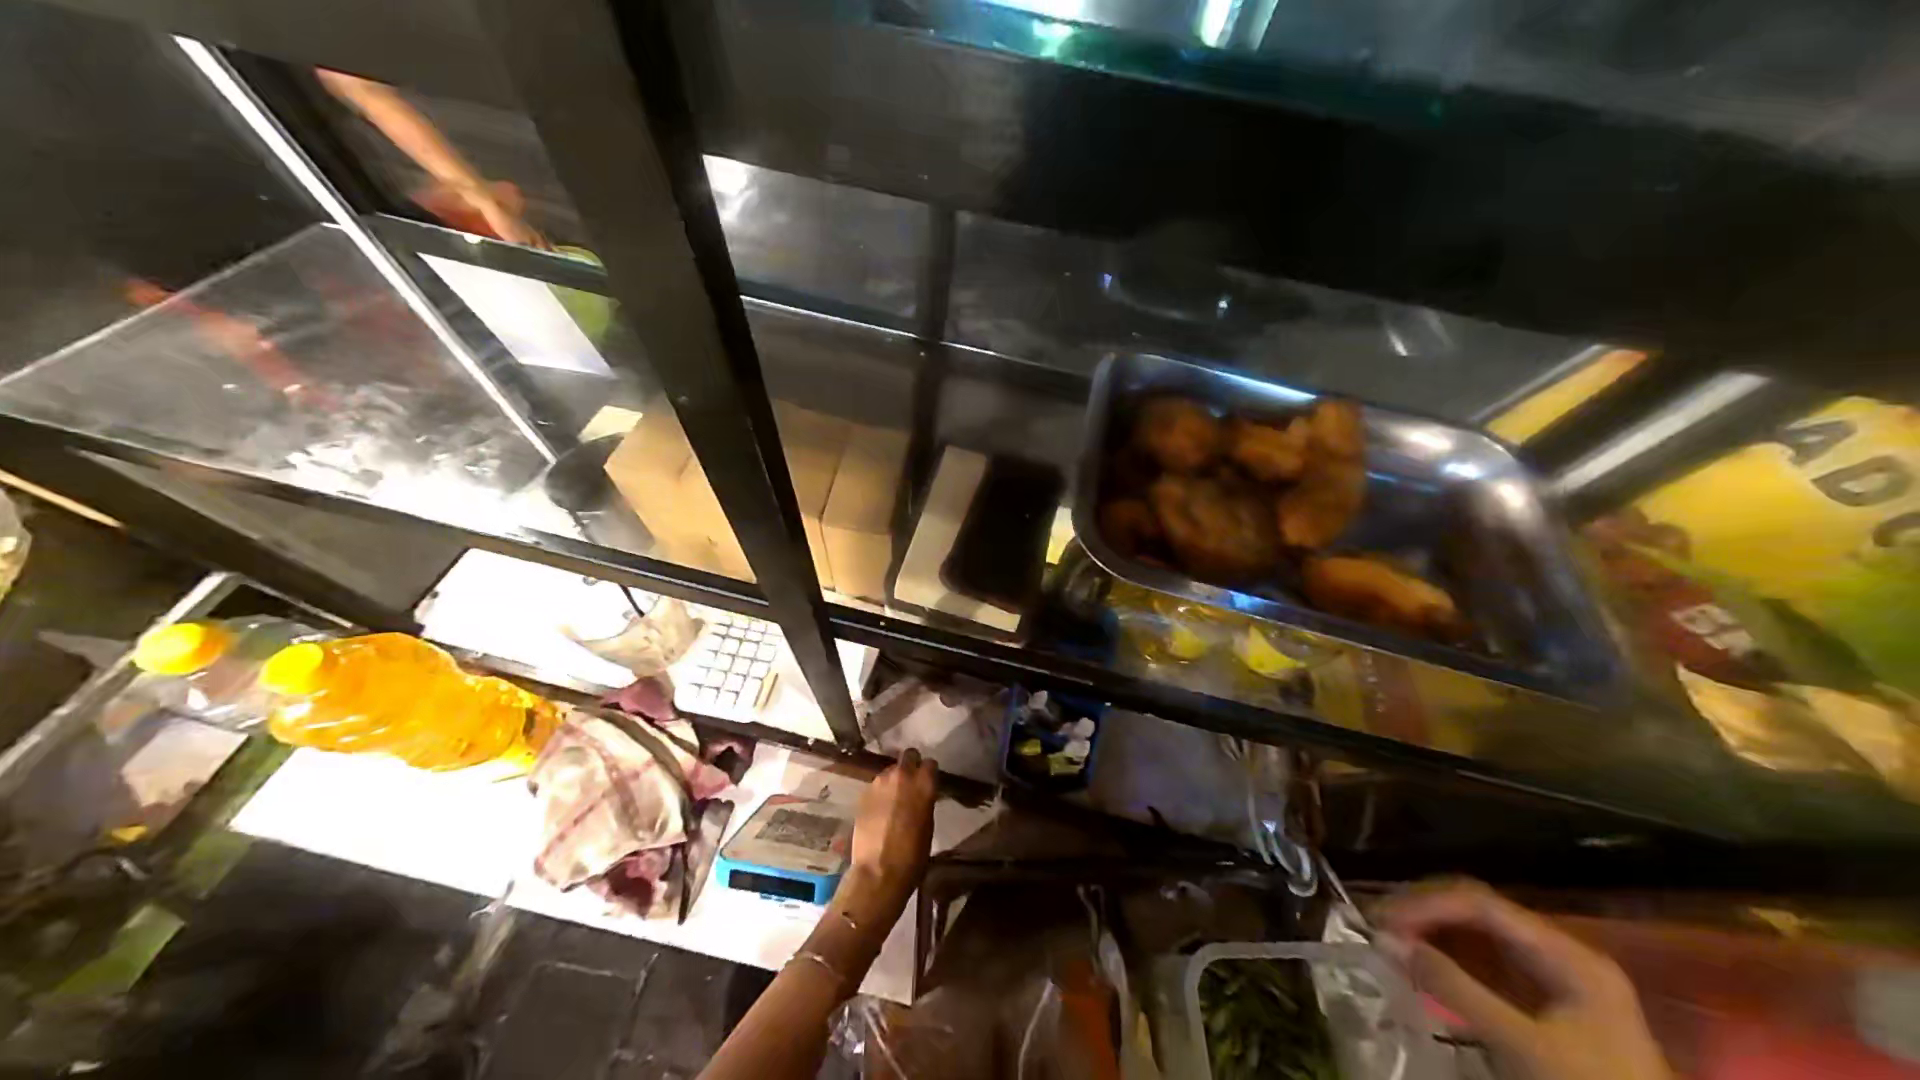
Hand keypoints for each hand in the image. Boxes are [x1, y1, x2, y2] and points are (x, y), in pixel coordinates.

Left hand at [846, 749, 937, 910]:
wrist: (879, 870)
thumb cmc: (913, 854)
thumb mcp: (928, 824)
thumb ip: (925, 801)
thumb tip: (921, 795)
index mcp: (923, 784)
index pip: (930, 763)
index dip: (929, 772)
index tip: (928, 781)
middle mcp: (902, 776)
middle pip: (908, 755)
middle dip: (910, 765)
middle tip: (910, 784)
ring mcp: (880, 782)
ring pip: (889, 771)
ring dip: (893, 781)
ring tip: (892, 800)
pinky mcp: (863, 793)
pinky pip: (876, 785)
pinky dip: (879, 793)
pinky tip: (879, 810)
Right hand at [1378, 882, 1669, 1079]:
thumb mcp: (1522, 1046)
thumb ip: (1454, 989)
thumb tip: (1386, 941)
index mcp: (1567, 954)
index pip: (1481, 903)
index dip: (1425, 904)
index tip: (1380, 920)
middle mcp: (1560, 954)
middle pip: (1479, 912)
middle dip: (1424, 914)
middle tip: (1377, 926)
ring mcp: (1554, 980)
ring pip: (1478, 936)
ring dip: (1432, 934)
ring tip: (1389, 942)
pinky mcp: (1544, 1006)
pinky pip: (1485, 965)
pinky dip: (1448, 960)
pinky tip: (1421, 967)